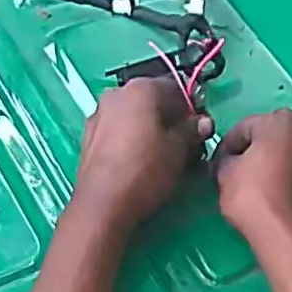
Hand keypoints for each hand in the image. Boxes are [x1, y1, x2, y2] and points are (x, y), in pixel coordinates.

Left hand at [71, 78, 214, 231]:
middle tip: (185, 146)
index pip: (175, 87)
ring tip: (163, 158)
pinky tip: (140, 164)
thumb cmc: (146, 171)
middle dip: (170, 120)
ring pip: (134, 118)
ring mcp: (98, 116)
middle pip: (152, 102)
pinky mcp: (88, 139)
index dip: (192, 107)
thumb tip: (203, 122)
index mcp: (140, 88)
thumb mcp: (179, 151)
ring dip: (151, 131)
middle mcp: (116, 94)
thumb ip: (192, 131)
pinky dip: (132, 142)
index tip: (201, 129)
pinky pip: (118, 133)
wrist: (102, 205)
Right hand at [212, 109, 291, 244]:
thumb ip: (224, 159)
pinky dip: (284, 182)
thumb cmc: (250, 195)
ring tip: (252, 187)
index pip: (243, 128)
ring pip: (285, 157)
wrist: (282, 233)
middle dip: (251, 153)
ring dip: (269, 166)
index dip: (224, 147)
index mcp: (279, 122)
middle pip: (269, 139)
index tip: (216, 166)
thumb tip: (228, 162)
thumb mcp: (224, 173)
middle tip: (233, 173)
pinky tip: (271, 198)